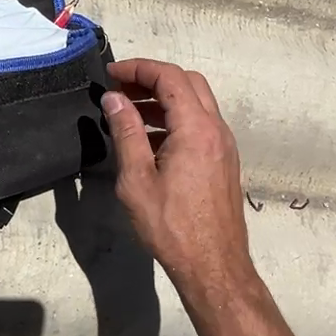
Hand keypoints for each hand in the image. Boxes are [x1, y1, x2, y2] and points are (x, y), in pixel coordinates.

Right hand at [100, 59, 252, 289]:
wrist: (213, 267)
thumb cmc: (170, 226)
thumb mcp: (137, 179)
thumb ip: (126, 132)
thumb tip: (114, 99)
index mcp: (196, 129)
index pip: (170, 77)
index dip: (138, 68)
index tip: (111, 74)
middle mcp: (216, 130)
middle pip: (188, 82)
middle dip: (152, 79)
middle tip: (120, 89)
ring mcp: (224, 146)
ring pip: (196, 103)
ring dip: (163, 100)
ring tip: (127, 114)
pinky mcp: (223, 161)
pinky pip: (200, 125)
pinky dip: (174, 119)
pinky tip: (148, 141)